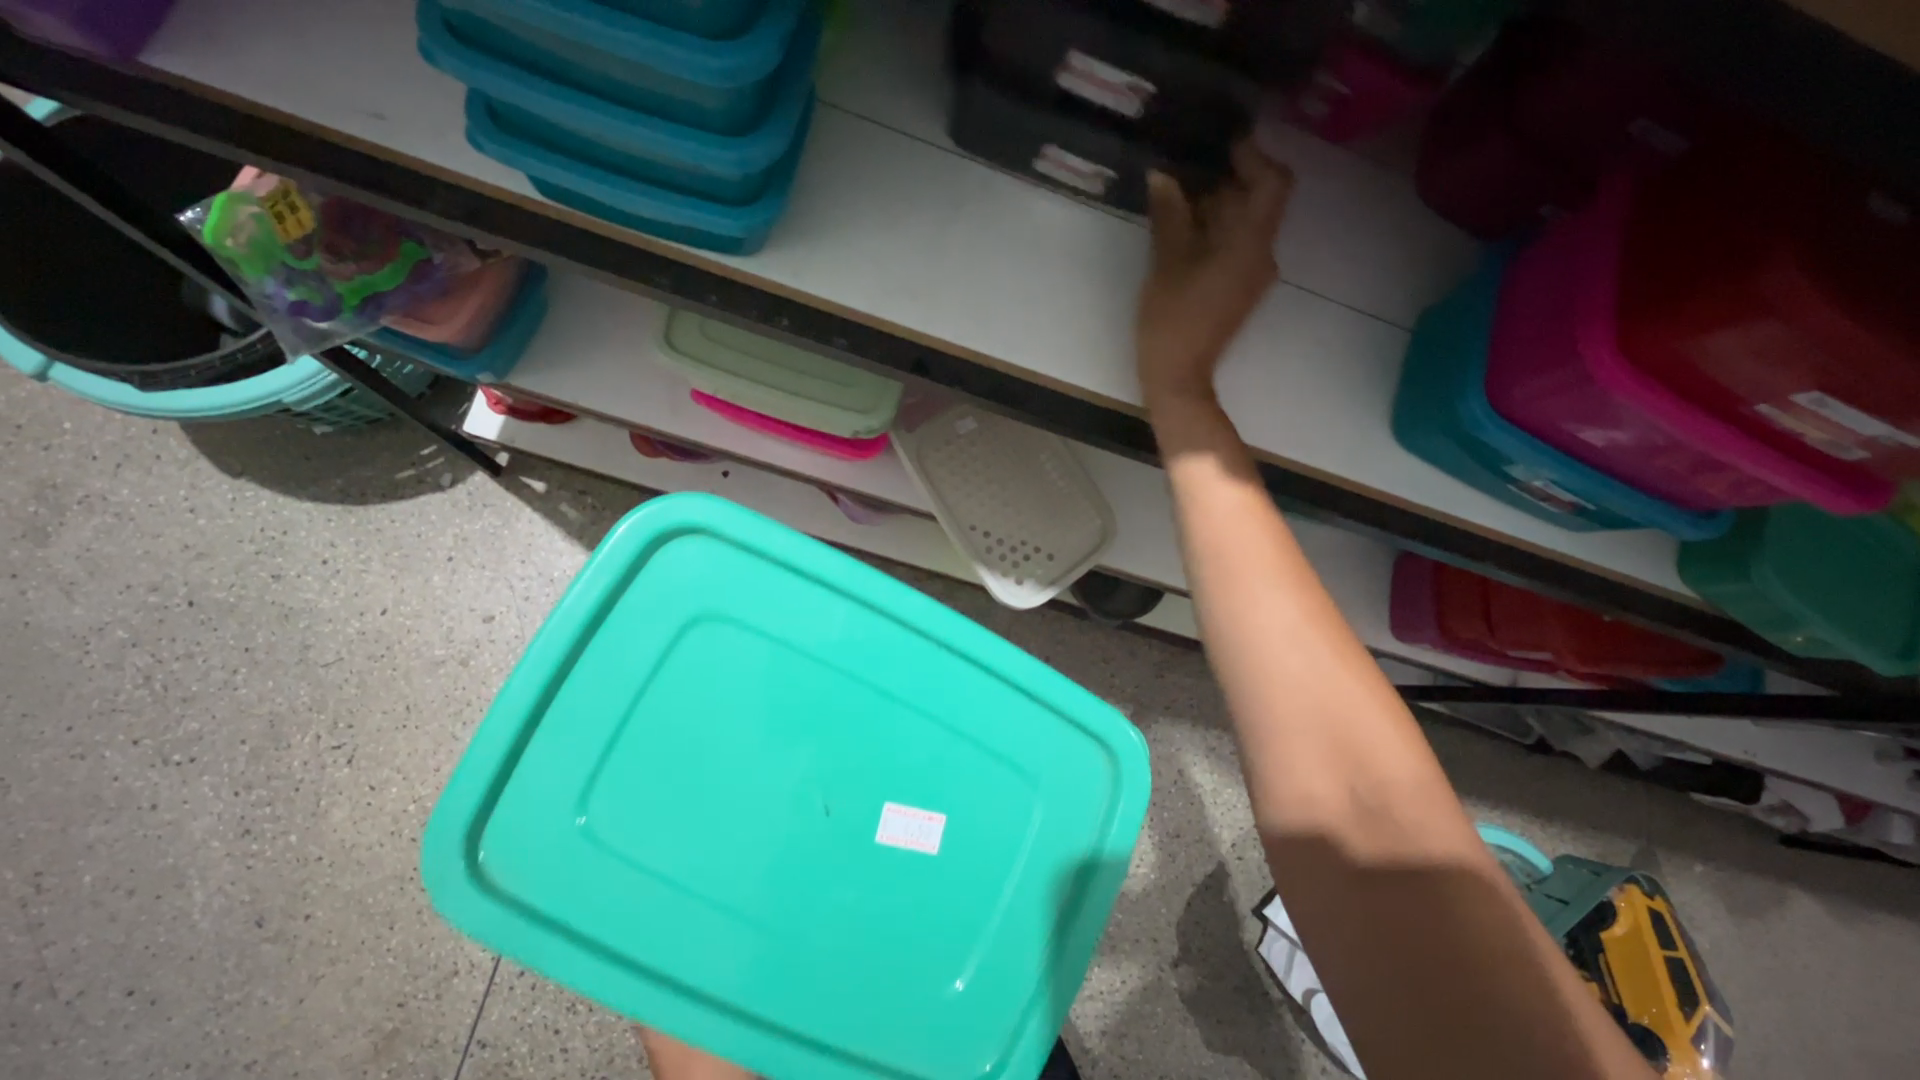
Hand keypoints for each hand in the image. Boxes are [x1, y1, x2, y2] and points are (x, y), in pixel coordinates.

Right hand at [1136, 140, 1294, 410]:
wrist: (1178, 377)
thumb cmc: (1173, 320)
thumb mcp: (1166, 262)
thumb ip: (1170, 214)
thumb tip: (1164, 175)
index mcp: (1251, 244)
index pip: (1273, 183)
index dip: (1253, 156)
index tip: (1222, 142)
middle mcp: (1262, 254)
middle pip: (1258, 201)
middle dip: (1227, 178)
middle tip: (1188, 162)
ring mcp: (1252, 274)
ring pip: (1244, 223)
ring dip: (1217, 204)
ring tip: (1178, 190)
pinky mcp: (1237, 288)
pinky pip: (1234, 245)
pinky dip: (1214, 229)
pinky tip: (1182, 225)